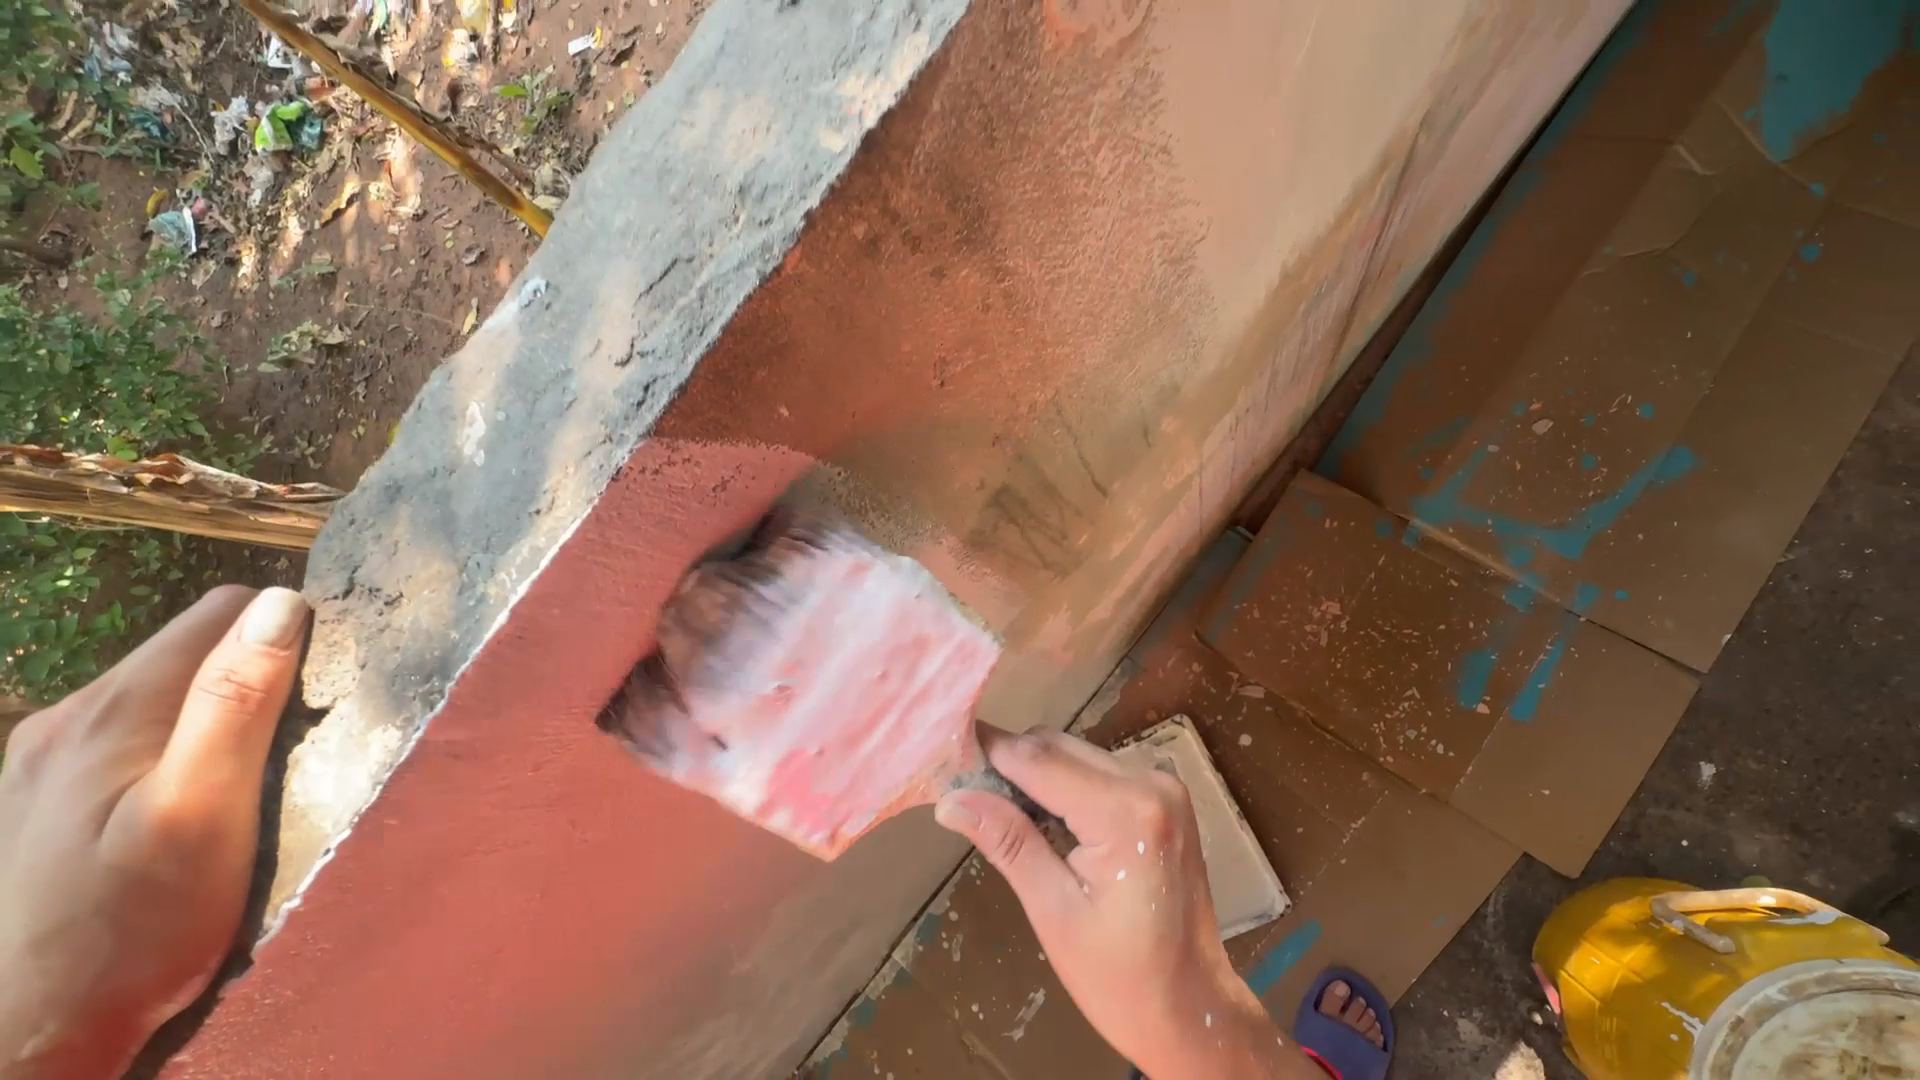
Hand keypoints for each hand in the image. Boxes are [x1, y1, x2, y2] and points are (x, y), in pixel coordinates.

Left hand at [0, 586, 309, 1079]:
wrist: (26, 1039)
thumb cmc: (133, 927)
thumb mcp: (202, 812)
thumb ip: (236, 702)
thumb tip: (281, 603)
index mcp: (112, 709)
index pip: (223, 610)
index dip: (289, 629)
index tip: (326, 682)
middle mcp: (70, 716)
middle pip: (194, 645)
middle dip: (262, 666)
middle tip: (303, 733)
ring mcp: (48, 755)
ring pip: (169, 687)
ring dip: (228, 703)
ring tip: (263, 764)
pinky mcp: (47, 792)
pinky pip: (142, 729)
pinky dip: (190, 737)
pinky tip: (203, 793)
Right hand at [934, 730, 1313, 1079]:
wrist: (1194, 1009)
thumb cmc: (1122, 979)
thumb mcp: (1054, 912)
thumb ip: (1008, 843)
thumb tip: (950, 799)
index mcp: (1126, 812)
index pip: (1038, 758)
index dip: (986, 753)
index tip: (943, 757)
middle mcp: (1150, 782)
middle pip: (1056, 747)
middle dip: (1007, 763)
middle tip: (963, 791)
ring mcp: (1162, 785)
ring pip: (1075, 753)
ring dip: (1033, 773)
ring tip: (998, 810)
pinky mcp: (1163, 796)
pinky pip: (1097, 770)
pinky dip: (1062, 783)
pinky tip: (1042, 818)